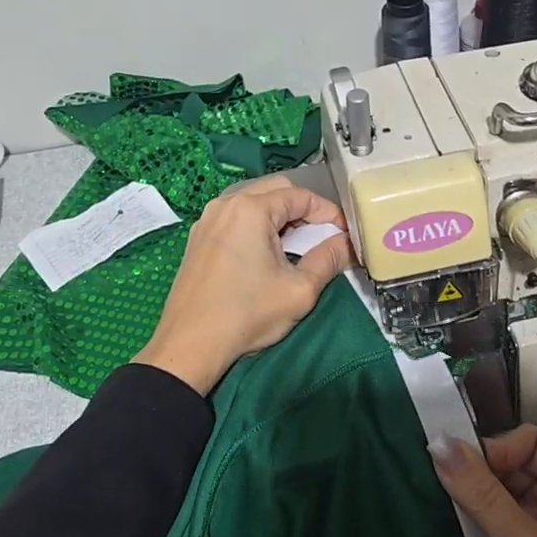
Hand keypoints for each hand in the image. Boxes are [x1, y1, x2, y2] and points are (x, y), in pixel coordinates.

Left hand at [136, 177, 356, 394]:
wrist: (189, 345)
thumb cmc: (246, 315)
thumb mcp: (299, 290)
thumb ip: (329, 260)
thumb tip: (347, 244)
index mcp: (250, 209)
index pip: (301, 196)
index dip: (328, 212)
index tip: (344, 234)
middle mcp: (226, 204)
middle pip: (276, 192)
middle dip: (304, 211)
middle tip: (322, 238)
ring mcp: (208, 220)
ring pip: (255, 203)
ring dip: (280, 218)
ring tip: (297, 248)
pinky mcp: (198, 238)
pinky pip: (236, 218)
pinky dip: (258, 227)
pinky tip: (267, 255)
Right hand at [431, 427, 536, 536]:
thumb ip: (484, 497)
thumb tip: (439, 444)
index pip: (531, 444)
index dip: (497, 451)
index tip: (464, 472)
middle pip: (507, 466)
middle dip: (476, 475)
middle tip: (439, 486)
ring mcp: (534, 528)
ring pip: (491, 493)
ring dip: (466, 499)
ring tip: (435, 503)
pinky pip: (483, 522)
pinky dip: (464, 522)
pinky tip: (442, 524)